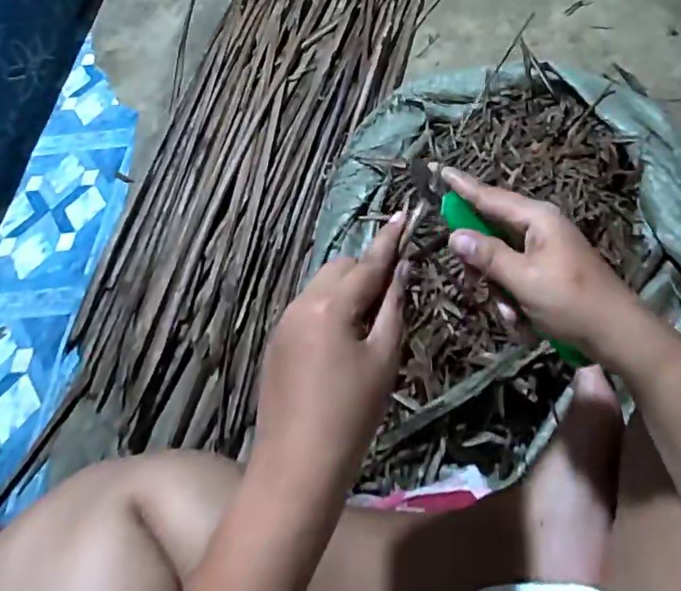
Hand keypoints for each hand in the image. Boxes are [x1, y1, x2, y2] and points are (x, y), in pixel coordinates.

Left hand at [251, 212, 408, 494]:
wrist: (296, 466)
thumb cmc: (351, 415)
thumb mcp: (383, 360)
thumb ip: (393, 309)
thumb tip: (400, 272)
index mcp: (331, 304)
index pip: (367, 262)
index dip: (389, 240)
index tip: (403, 215)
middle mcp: (302, 302)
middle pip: (340, 267)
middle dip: (366, 269)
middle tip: (392, 290)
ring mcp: (284, 321)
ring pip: (321, 285)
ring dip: (346, 288)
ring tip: (368, 319)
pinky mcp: (276, 341)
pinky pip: (308, 307)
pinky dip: (329, 308)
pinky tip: (341, 340)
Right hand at [441, 167, 648, 362]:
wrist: (620, 336)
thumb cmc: (571, 303)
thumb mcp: (523, 280)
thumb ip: (487, 256)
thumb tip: (455, 236)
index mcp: (537, 218)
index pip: (490, 196)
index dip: (462, 186)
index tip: (440, 170)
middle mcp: (541, 227)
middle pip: (491, 233)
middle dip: (481, 265)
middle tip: (472, 286)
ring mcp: (546, 249)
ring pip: (502, 261)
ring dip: (500, 290)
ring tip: (512, 315)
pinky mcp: (550, 271)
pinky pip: (517, 278)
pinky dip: (515, 299)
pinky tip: (525, 322)